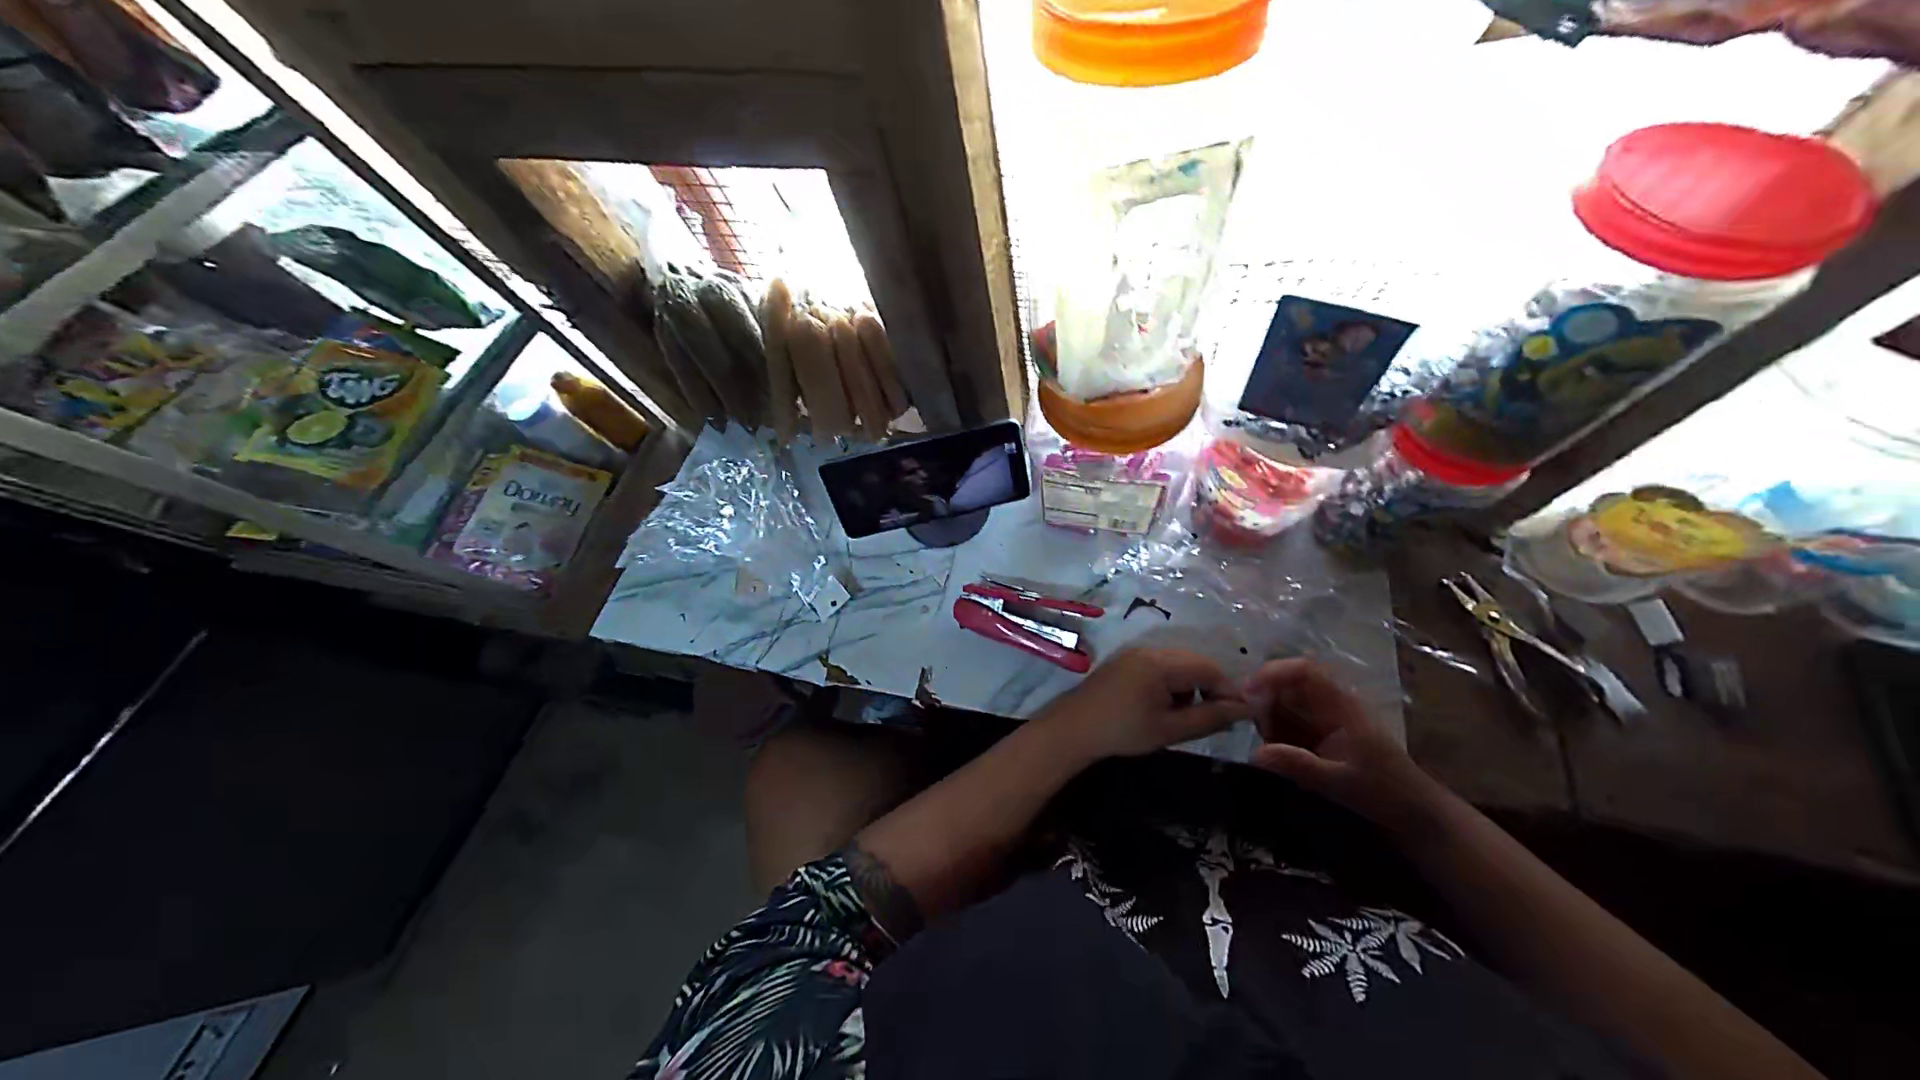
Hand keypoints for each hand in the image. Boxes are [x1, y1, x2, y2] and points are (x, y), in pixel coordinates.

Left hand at [1040, 647, 1246, 759]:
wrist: (1072, 729)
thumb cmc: (1122, 732)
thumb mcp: (1169, 729)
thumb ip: (1209, 718)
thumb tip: (1243, 710)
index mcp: (1160, 663)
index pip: (1209, 668)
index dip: (1227, 691)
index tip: (1235, 717)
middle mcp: (1149, 650)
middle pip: (1194, 662)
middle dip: (1209, 688)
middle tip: (1211, 718)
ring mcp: (1135, 653)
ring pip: (1178, 664)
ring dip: (1190, 687)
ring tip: (1183, 716)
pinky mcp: (1126, 662)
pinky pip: (1160, 666)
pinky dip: (1171, 684)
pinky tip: (1162, 708)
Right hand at [1245, 658, 1449, 833]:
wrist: (1418, 815)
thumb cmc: (1386, 793)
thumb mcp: (1340, 782)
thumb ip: (1298, 765)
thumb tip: (1254, 754)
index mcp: (1341, 705)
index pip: (1303, 670)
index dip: (1273, 673)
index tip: (1248, 694)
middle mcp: (1330, 705)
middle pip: (1286, 683)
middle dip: (1262, 698)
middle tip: (1246, 724)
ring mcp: (1325, 719)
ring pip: (1283, 702)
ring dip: (1265, 716)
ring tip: (1258, 741)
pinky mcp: (1320, 735)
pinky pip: (1288, 721)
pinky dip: (1273, 731)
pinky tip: (1270, 750)